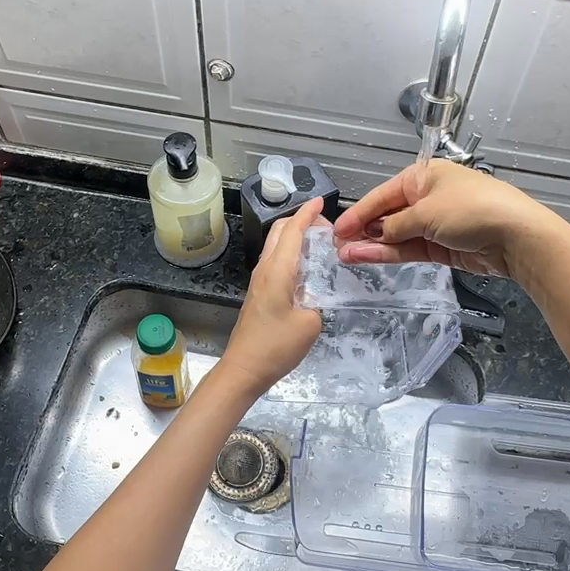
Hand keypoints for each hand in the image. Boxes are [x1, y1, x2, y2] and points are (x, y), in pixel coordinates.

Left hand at [213, 198, 325, 392]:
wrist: (243, 369)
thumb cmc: (275, 347)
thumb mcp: (310, 325)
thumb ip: (318, 303)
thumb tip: (315, 298)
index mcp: (277, 271)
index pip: (292, 231)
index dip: (307, 213)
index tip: (322, 201)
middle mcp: (265, 270)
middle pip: (280, 232)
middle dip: (301, 221)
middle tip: (325, 226)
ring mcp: (258, 282)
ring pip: (276, 246)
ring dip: (295, 238)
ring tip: (319, 244)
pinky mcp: (258, 294)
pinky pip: (275, 262)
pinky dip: (291, 254)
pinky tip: (305, 268)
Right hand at [331, 161, 567, 278]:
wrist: (516, 235)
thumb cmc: (472, 210)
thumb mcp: (426, 213)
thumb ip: (395, 226)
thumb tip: (374, 234)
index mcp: (424, 176)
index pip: (383, 195)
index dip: (359, 212)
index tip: (338, 229)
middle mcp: (428, 198)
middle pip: (388, 216)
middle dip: (363, 231)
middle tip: (338, 246)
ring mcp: (436, 224)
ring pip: (397, 235)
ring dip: (373, 245)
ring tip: (347, 256)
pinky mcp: (443, 248)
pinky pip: (410, 249)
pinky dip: (391, 254)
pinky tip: (369, 257)